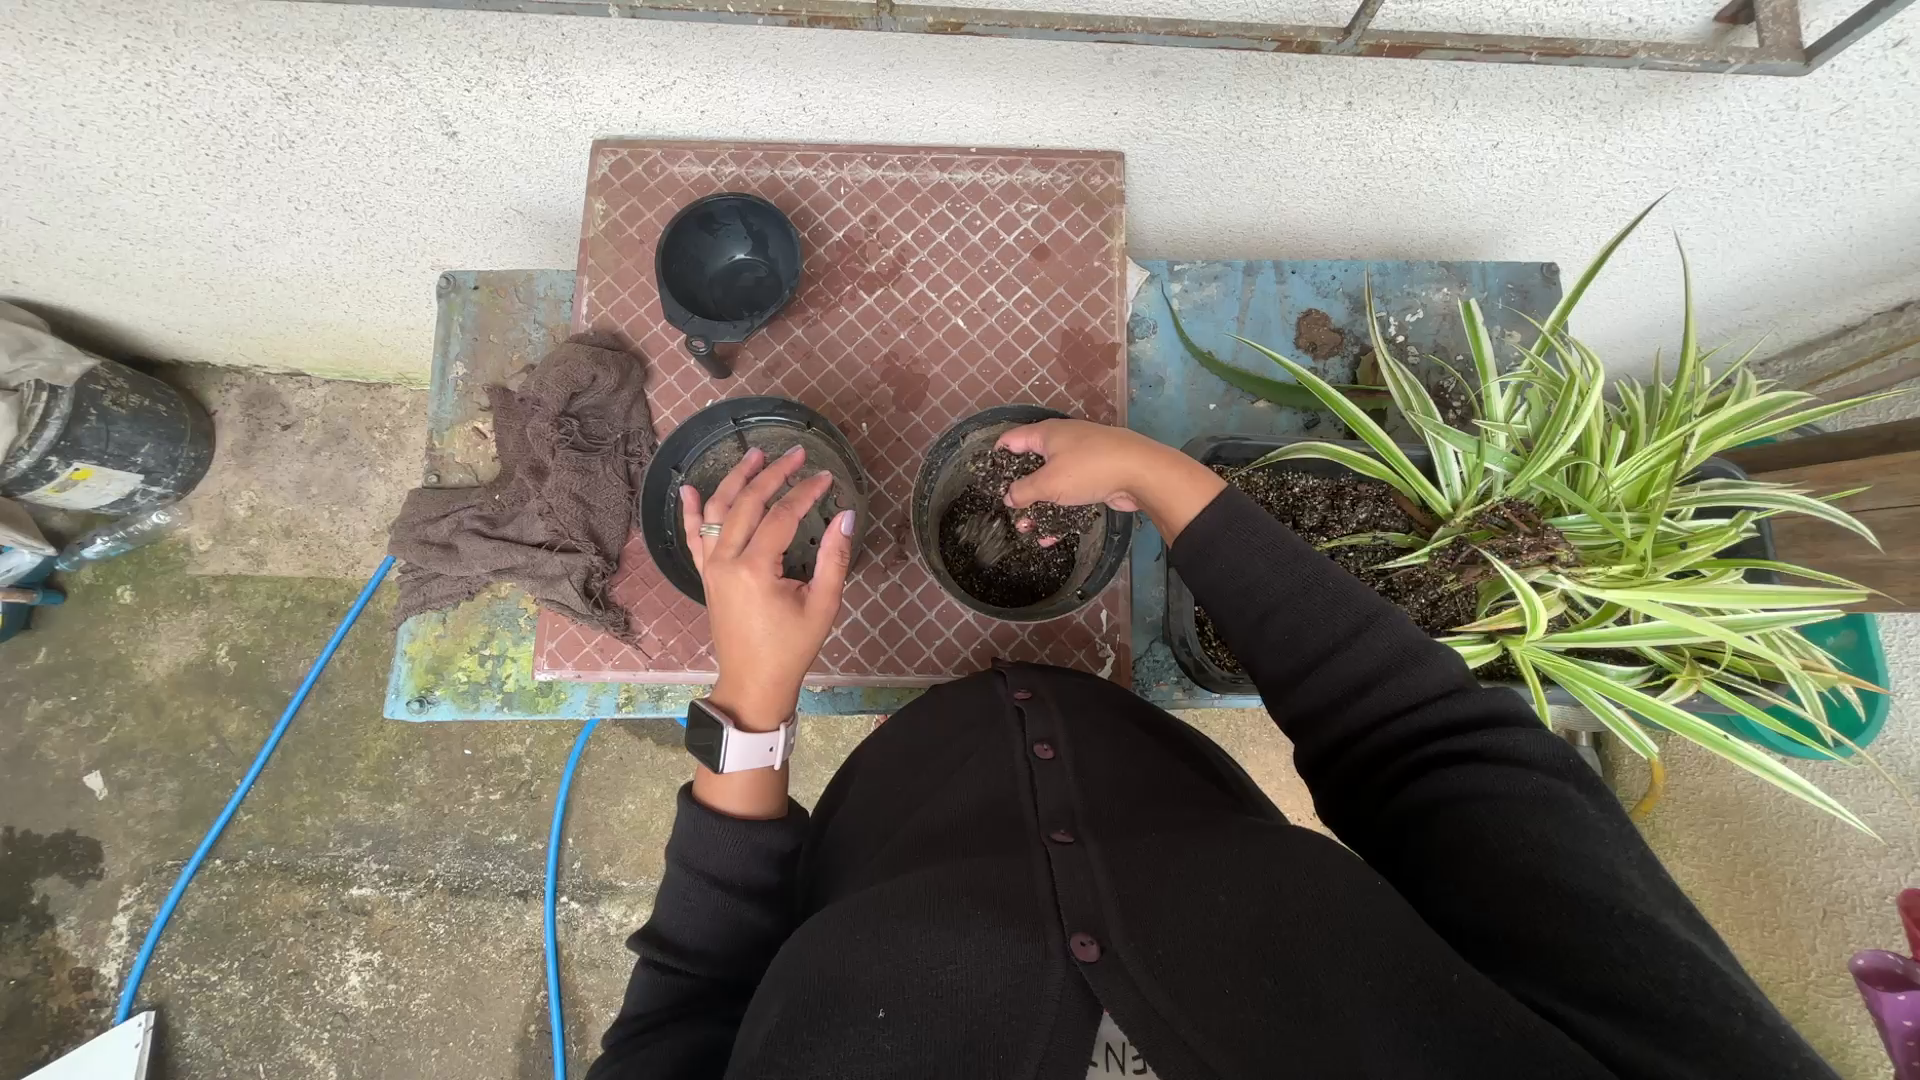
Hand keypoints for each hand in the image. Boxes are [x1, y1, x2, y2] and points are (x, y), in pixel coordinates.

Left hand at [679, 444, 854, 733]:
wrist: (753, 681)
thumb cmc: (791, 647)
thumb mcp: (822, 605)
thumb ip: (834, 558)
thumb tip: (846, 516)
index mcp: (755, 568)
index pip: (782, 515)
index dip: (805, 492)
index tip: (826, 477)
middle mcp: (726, 560)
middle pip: (747, 503)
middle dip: (772, 474)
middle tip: (796, 453)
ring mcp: (711, 567)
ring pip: (717, 511)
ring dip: (735, 480)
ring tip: (753, 455)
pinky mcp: (706, 575)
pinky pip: (693, 536)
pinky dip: (690, 510)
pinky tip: (688, 488)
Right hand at [996, 419, 1224, 543]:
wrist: (1141, 472)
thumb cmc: (1089, 469)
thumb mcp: (1048, 482)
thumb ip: (1023, 491)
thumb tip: (1008, 497)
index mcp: (1046, 434)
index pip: (1011, 440)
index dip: (996, 457)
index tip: (988, 479)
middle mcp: (1061, 443)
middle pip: (1031, 465)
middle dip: (1019, 491)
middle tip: (1009, 512)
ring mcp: (1080, 460)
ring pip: (1051, 484)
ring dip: (1038, 507)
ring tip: (1027, 530)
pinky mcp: (1095, 477)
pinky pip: (1069, 495)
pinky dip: (1059, 512)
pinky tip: (1051, 536)